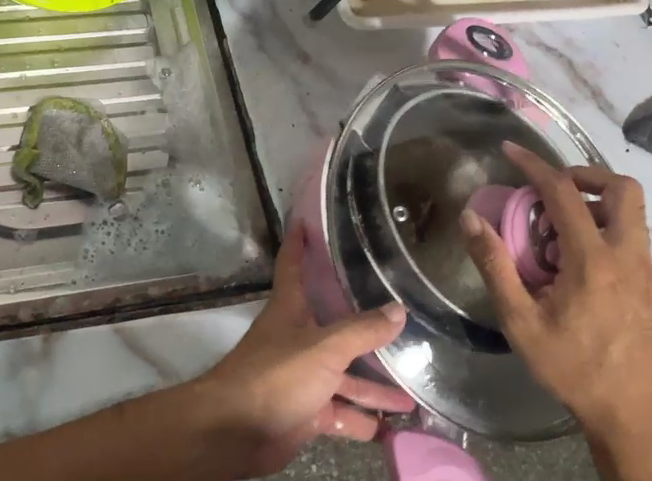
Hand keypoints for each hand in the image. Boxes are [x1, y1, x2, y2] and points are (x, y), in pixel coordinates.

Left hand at [179, 220, 415, 476]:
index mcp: (290, 310)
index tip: (308, 222)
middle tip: (403, 325)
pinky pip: (341, 413)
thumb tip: (399, 309)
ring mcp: (300, 376)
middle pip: (333, 327)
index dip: (299, 243)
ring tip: (415, 394)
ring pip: (344, 376)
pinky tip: (394, 427)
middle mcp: (295, 338)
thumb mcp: (323, 348)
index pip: (293, 266)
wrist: (237, 429)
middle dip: (365, 331)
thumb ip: (361, 331)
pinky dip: (364, 419)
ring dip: (374, 386)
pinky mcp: (305, 411)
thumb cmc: (275, 375)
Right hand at [462, 142, 651, 480]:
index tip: (509, 150)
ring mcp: (645, 273)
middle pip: (621, 189)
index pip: (564, 191)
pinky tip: (571, 260)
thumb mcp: (521, 322)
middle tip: (548, 188)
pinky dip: (602, 229)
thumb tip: (471, 217)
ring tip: (554, 227)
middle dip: (583, 175)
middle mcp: (627, 256)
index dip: (534, 164)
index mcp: (593, 259)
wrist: (641, 419)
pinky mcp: (651, 290)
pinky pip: (630, 238)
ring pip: (630, 213)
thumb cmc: (576, 370)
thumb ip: (495, 265)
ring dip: (593, 202)